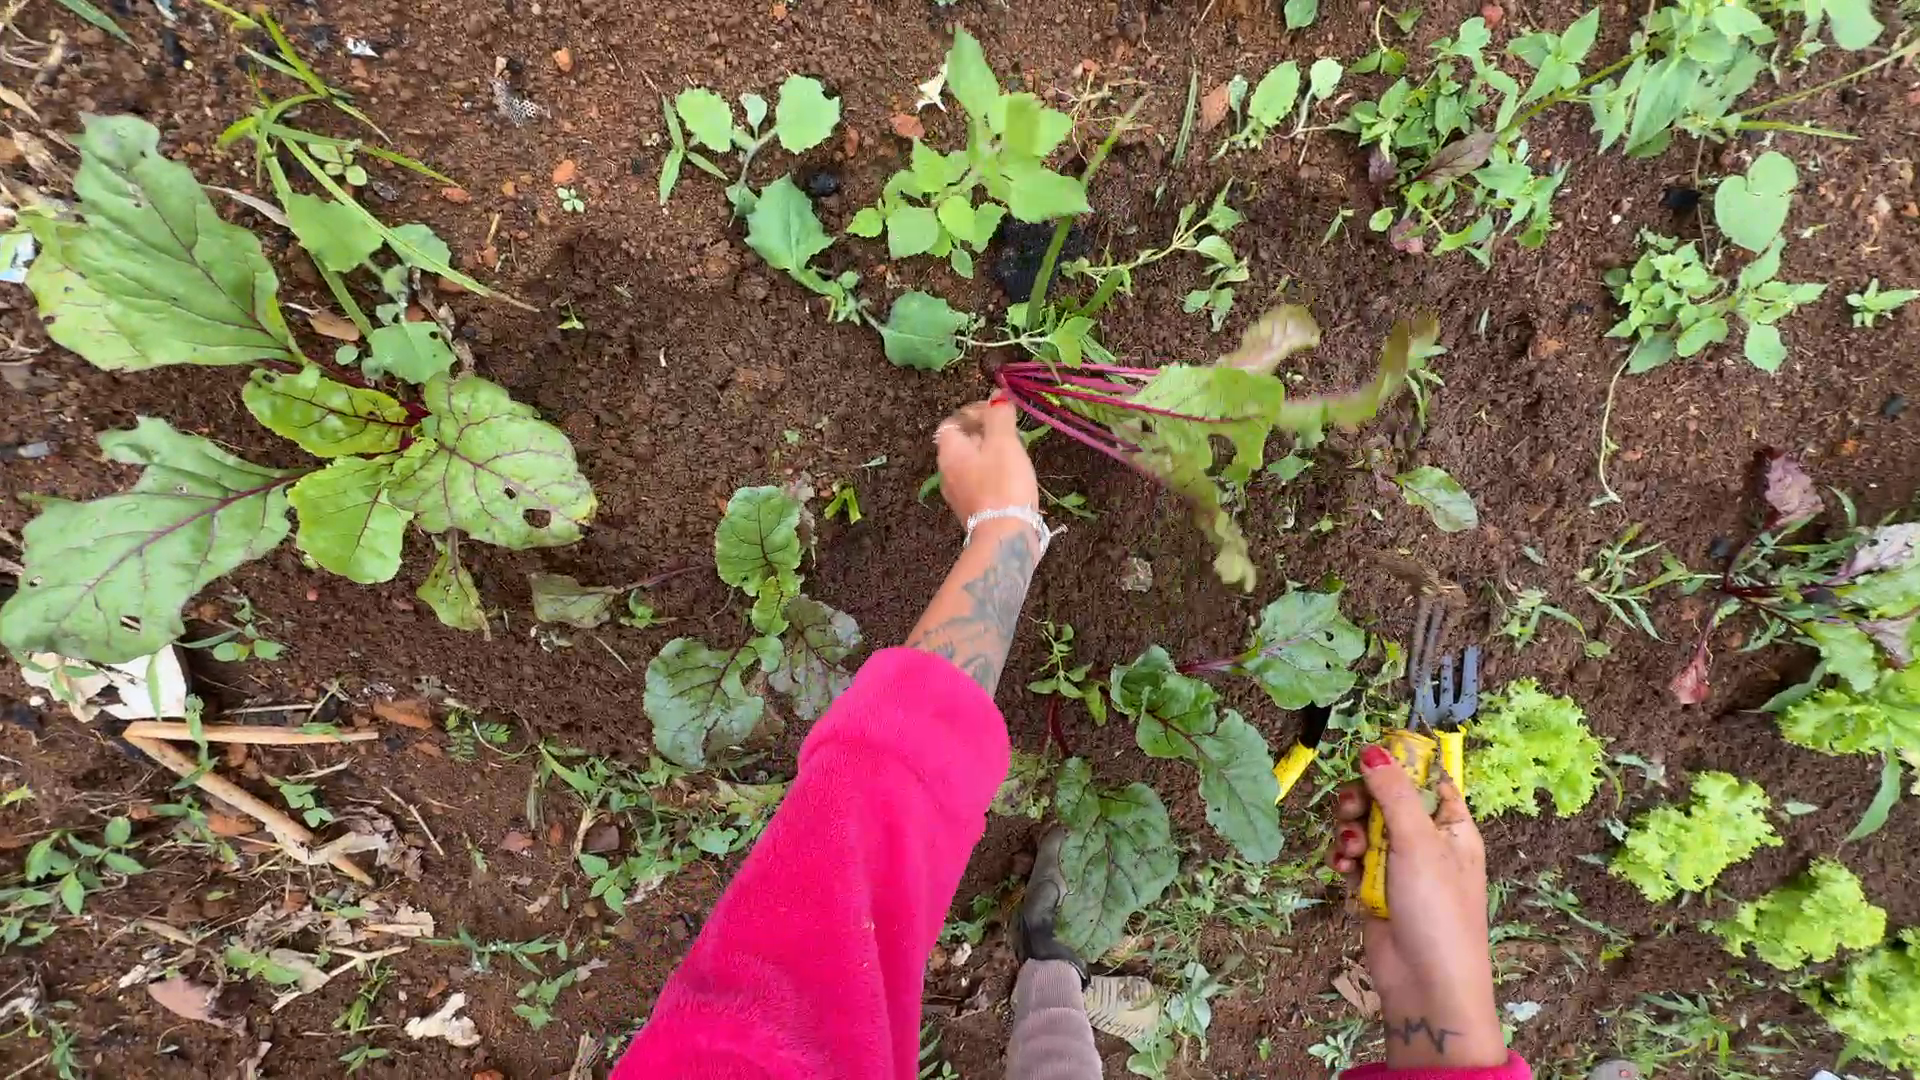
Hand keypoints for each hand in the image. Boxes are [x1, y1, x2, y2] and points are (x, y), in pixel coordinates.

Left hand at [934, 393, 1038, 524]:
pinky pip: (979, 482)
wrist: (1005, 536)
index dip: (974, 411)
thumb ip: (999, 415)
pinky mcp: (972, 509)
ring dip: (992, 454)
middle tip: (1010, 433)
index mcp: (949, 452)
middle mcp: (947, 472)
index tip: (998, 412)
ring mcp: (958, 493)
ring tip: (1015, 455)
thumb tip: (997, 395)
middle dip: (986, 432)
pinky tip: (1012, 479)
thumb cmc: (1003, 484)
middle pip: (962, 442)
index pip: (952, 421)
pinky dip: (993, 474)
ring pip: (972, 463)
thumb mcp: (1003, 442)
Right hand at [1326, 746, 1505, 1069]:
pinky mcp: (1373, 883)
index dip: (1399, 764)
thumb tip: (1372, 748)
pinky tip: (1343, 870)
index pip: (1427, 779)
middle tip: (1351, 810)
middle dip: (1361, 801)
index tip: (1367, 755)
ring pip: (1362, 824)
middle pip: (1384, 797)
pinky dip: (1343, 857)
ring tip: (1350, 852)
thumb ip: (1393, 792)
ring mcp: (1399, 863)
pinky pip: (1351, 853)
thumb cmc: (1436, 909)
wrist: (1424, 983)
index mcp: (1451, 828)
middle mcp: (1426, 840)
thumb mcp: (1417, 842)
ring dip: (1349, 832)